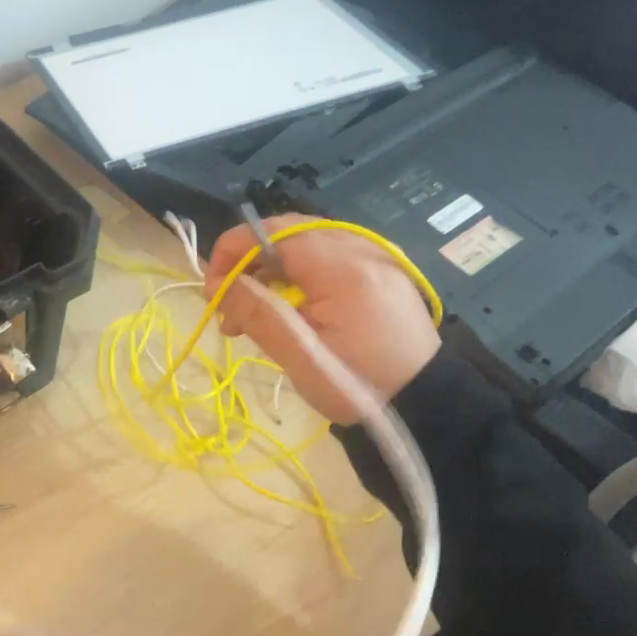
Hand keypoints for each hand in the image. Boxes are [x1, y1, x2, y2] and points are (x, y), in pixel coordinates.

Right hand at [205, 217, 440, 423]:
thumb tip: (217, 284)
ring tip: (251, 315)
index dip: (232, 251)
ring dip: (270, 271)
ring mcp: (373, 258)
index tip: (210, 287)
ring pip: (305, 244)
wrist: (426, 402)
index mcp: (341, 267)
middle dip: (248, 261)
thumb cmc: (358, 384)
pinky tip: (286, 309)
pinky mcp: (378, 273)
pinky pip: (326, 258)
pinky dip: (296, 276)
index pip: (273, 233)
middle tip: (226, 303)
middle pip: (288, 232)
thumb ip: (258, 314)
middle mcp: (359, 249)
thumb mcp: (301, 357)